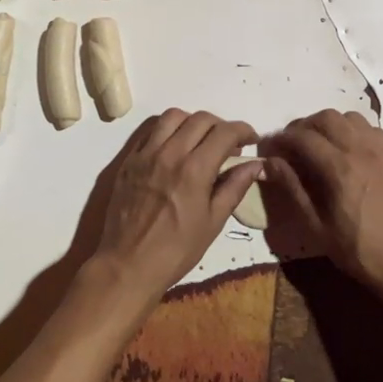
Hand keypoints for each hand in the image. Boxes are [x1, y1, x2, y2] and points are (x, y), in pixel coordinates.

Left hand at [84, 109, 262, 311]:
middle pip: (200, 119)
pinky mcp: (129, 160)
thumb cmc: (176, 250)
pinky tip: (173, 148)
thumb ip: (234, 187)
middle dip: (220, 126)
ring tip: (199, 141)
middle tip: (227, 145)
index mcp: (194, 169)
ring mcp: (145, 154)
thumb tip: (255, 164)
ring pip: (172, 117)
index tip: (250, 139)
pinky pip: (150, 131)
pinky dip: (167, 130)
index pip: (224, 132)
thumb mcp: (213, 222)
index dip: (243, 130)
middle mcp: (169, 153)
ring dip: (192, 122)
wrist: (128, 264)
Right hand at [260, 110, 382, 300]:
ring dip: (329, 125)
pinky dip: (353, 130)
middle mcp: (361, 151)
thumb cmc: (358, 250)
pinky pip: (370, 129)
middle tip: (292, 146)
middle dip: (303, 126)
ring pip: (350, 117)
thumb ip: (293, 188)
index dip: (281, 138)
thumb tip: (270, 163)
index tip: (270, 148)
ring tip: (320, 145)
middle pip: (326, 117)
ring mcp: (382, 151)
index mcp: (340, 169)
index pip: (303, 137)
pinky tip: (347, 150)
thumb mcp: (317, 226)